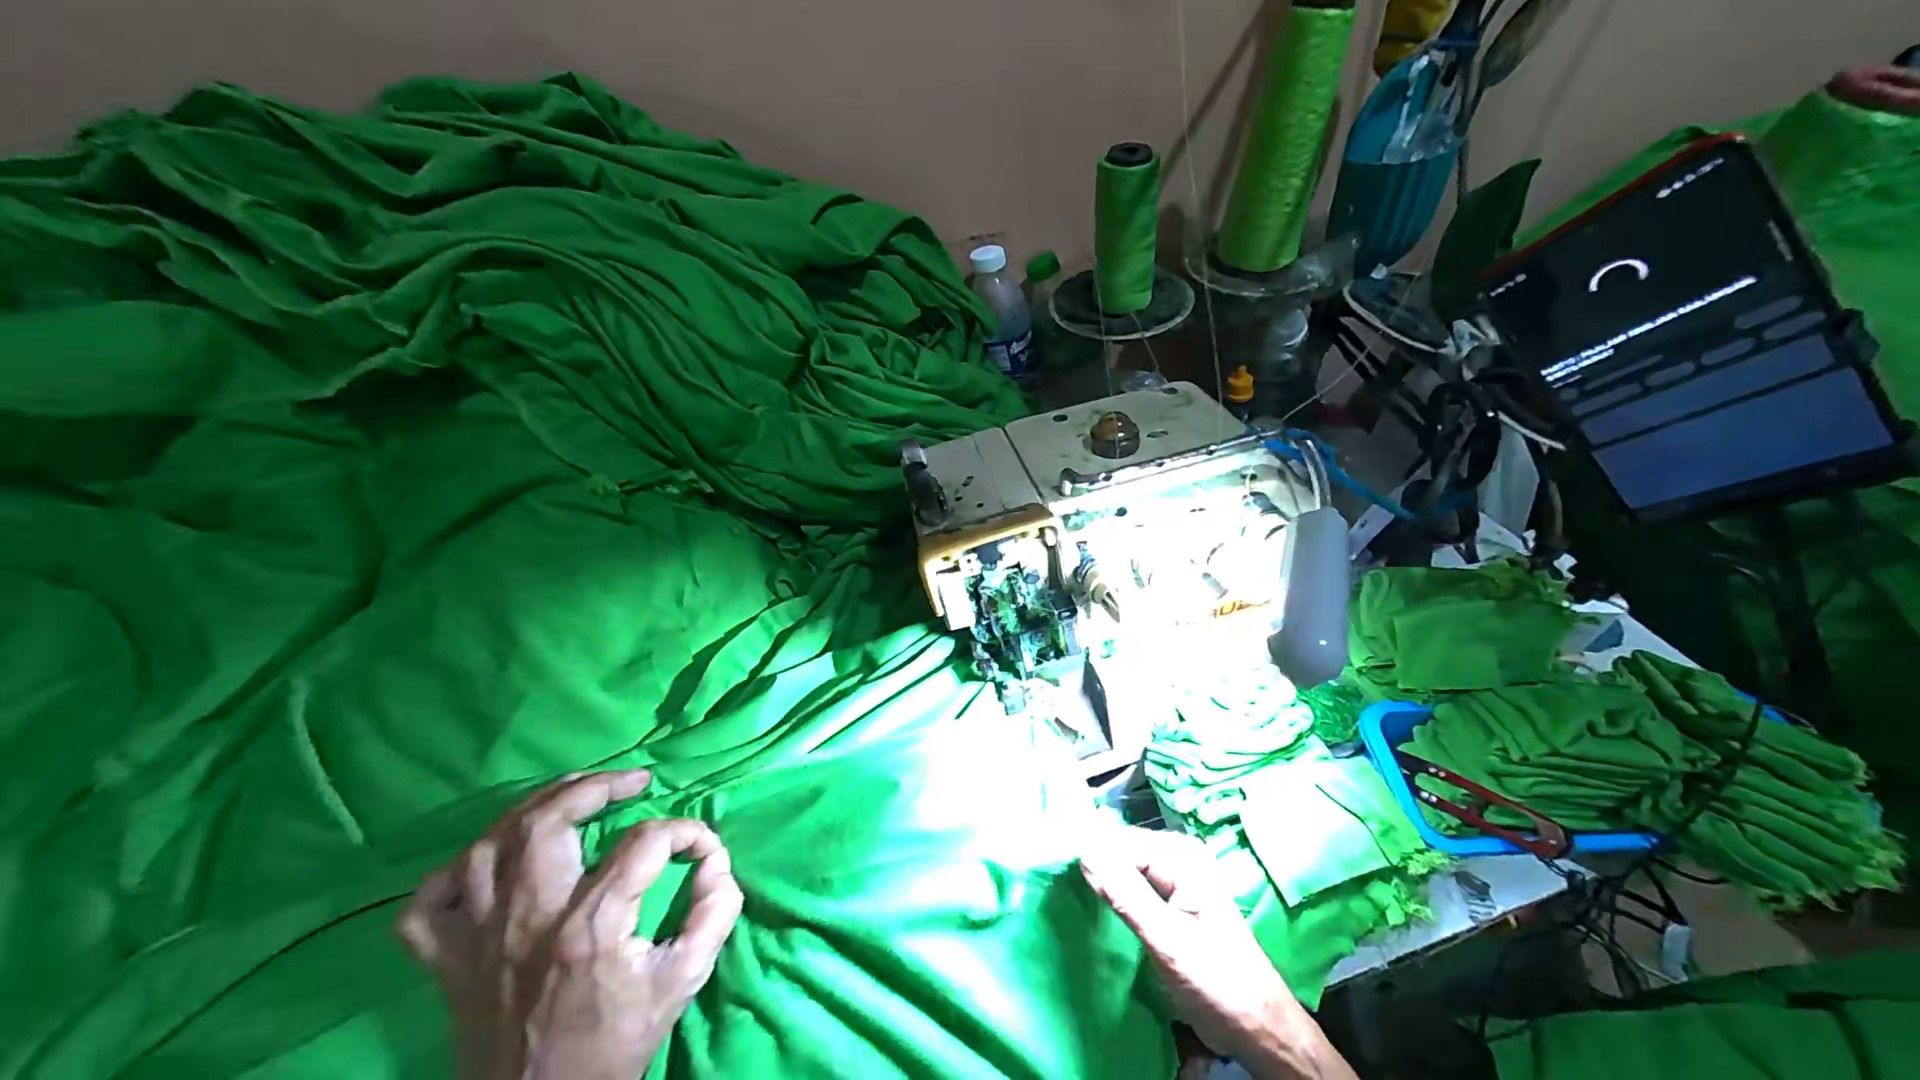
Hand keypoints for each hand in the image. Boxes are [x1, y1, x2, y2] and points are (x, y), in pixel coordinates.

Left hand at [398, 770, 743, 1079]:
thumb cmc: (617, 1043)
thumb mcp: (683, 980)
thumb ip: (714, 912)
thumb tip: (716, 860)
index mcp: (590, 927)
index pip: (644, 844)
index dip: (684, 832)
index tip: (700, 844)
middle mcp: (527, 922)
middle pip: (547, 823)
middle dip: (595, 787)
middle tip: (630, 781)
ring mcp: (476, 941)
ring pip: (487, 845)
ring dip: (533, 808)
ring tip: (571, 795)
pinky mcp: (444, 964)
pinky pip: (428, 904)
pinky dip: (454, 872)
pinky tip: (493, 858)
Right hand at [1079, 825, 1356, 1079]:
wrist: (1257, 1027)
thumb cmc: (1218, 984)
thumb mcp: (1167, 941)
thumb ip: (1125, 894)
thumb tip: (1082, 851)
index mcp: (1180, 855)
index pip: (1115, 841)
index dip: (1086, 857)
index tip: (1055, 873)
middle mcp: (1176, 855)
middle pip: (1116, 850)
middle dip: (1091, 867)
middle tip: (1061, 889)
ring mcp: (1172, 877)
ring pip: (1119, 867)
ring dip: (1098, 882)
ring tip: (1071, 897)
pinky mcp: (1166, 900)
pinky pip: (1128, 884)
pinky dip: (1110, 894)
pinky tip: (1094, 908)